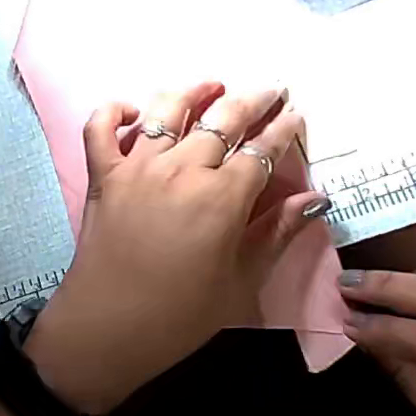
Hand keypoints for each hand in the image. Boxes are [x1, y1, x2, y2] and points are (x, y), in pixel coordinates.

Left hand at [26, 82, 325, 415]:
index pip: (262, 150)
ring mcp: (137, 167)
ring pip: (169, 110)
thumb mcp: (241, 279)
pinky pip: (101, 128)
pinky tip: (133, 111)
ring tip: (213, 85)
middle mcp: (182, 169)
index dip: (284, 130)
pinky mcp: (103, 175)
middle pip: (224, 119)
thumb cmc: (182, 314)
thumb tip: (315, 200)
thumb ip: (277, 233)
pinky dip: (114, 111)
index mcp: (222, 197)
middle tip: (272, 89)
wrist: (108, 330)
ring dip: (195, 92)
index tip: (297, 114)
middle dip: (254, 100)